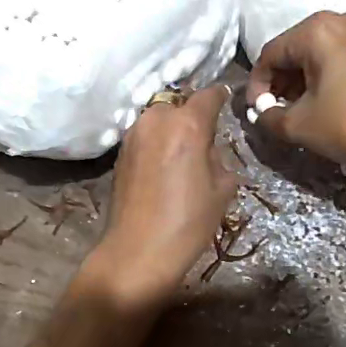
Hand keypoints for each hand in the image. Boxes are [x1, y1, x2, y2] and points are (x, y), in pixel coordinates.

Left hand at [81, 86, 236, 308]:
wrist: (138, 251)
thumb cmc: (187, 223)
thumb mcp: (222, 189)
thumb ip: (217, 157)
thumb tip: (207, 149)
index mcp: (187, 124)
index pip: (209, 95)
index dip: (221, 98)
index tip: (227, 103)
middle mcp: (156, 120)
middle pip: (178, 105)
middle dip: (191, 117)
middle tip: (203, 141)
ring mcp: (133, 135)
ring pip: (158, 120)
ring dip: (171, 130)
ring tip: (182, 157)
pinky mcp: (119, 153)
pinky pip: (144, 138)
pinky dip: (155, 145)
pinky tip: (163, 169)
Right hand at [246, 11, 345, 174]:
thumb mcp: (299, 124)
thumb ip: (269, 116)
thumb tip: (261, 113)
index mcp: (316, 30)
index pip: (270, 54)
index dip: (257, 85)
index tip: (255, 112)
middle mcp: (339, 21)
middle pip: (292, 51)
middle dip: (279, 84)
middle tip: (273, 113)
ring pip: (313, 56)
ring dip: (298, 84)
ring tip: (294, 115)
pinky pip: (334, 60)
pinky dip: (319, 81)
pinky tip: (318, 107)